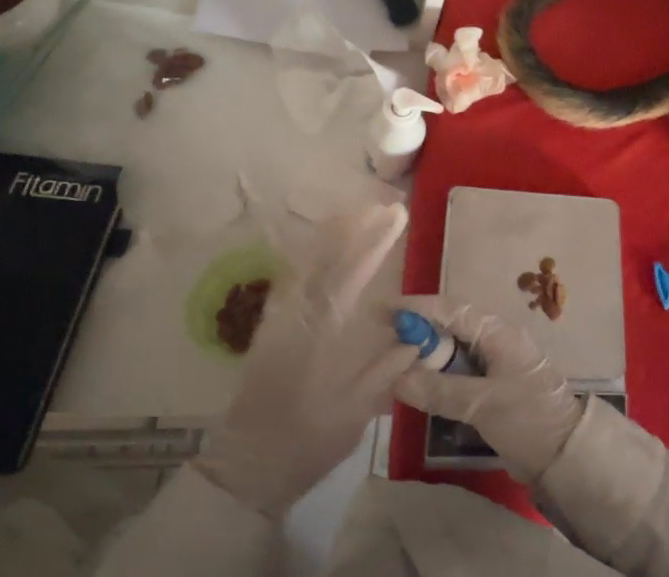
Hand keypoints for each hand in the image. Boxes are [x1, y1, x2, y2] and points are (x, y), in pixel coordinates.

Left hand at [194, 203, 419, 514]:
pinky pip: (294, 279)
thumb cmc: (307, 438)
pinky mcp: (270, 329)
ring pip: (306, 264)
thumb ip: (387, 368)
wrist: (249, 463)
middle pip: (326, 258)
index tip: (396, 215)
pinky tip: (321, 251)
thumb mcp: (356, 408)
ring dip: (332, 236)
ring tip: (356, 215)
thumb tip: (419, 337)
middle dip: (356, 228)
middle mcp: (299, 315)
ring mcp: (280, 319)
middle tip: (382, 206)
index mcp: (323, 331)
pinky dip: (311, 256)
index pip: (353, 272)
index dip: (375, 241)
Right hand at [391, 296, 585, 482]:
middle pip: (451, 327)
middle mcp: (497, 341)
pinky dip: (437, 375)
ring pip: (453, 350)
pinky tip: (417, 386)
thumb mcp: (482, 403)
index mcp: (499, 333)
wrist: (564, 454)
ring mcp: (496, 363)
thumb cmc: (528, 418)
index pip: (453, 310)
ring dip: (426, 355)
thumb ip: (440, 390)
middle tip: (384, 341)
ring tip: (393, 363)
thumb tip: (396, 379)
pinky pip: (459, 371)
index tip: (386, 310)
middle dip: (419, 332)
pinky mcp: (493, 386)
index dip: (419, 308)